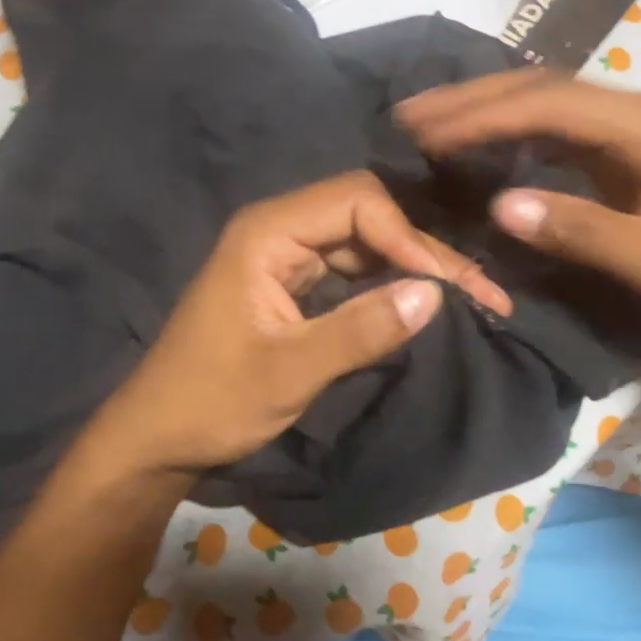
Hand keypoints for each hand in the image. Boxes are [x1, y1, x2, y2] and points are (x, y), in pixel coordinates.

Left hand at [85, 171, 512, 475]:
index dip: (408, 238)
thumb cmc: (213, 402)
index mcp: (267, 233)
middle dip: (422, 251)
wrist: (158, 438)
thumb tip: (435, 293)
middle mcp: (278, 230)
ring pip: (363, 242)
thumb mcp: (290, 370)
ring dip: (412, 268)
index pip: (358, 202)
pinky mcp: (290, 284)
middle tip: (482, 293)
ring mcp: (284, 256)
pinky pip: (350, 268)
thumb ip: (360, 329)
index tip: (447, 288)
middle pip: (366, 216)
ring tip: (468, 299)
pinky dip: (387, 285)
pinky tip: (423, 303)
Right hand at [399, 70, 640, 325]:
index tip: (426, 131)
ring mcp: (637, 128)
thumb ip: (584, 231)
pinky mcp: (632, 150)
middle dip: (473, 98)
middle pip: (543, 87)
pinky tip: (484, 142)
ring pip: (549, 100)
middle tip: (409, 114)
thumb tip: (500, 205)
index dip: (482, 113)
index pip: (549, 104)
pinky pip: (561, 127)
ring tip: (431, 122)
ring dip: (490, 107)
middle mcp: (640, 111)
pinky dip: (515, 129)